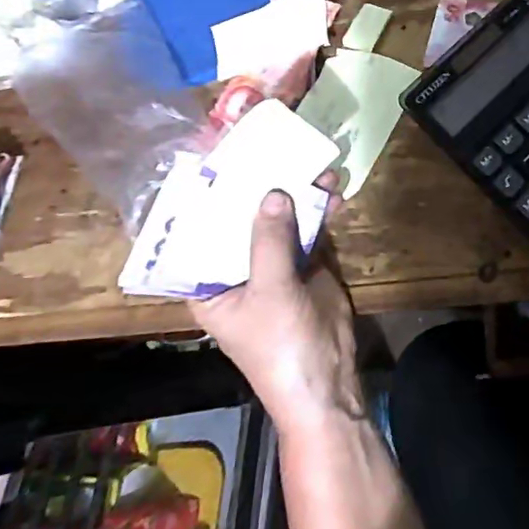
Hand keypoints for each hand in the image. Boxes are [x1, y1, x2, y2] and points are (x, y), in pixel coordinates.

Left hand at [189, 182, 361, 428]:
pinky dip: (321, 209)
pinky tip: (332, 188)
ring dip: (296, 194)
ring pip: (281, 220)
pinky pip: (311, 229)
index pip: (196, 234)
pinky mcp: (309, 263)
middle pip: (243, 221)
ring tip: (311, 164)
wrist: (327, 377)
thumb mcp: (269, 293)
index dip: (204, 199)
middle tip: (271, 150)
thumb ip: (271, 242)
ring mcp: (276, 264)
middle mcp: (238, 268)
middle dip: (257, 189)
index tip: (215, 160)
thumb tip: (274, 192)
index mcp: (208, 282)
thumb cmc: (279, 345)